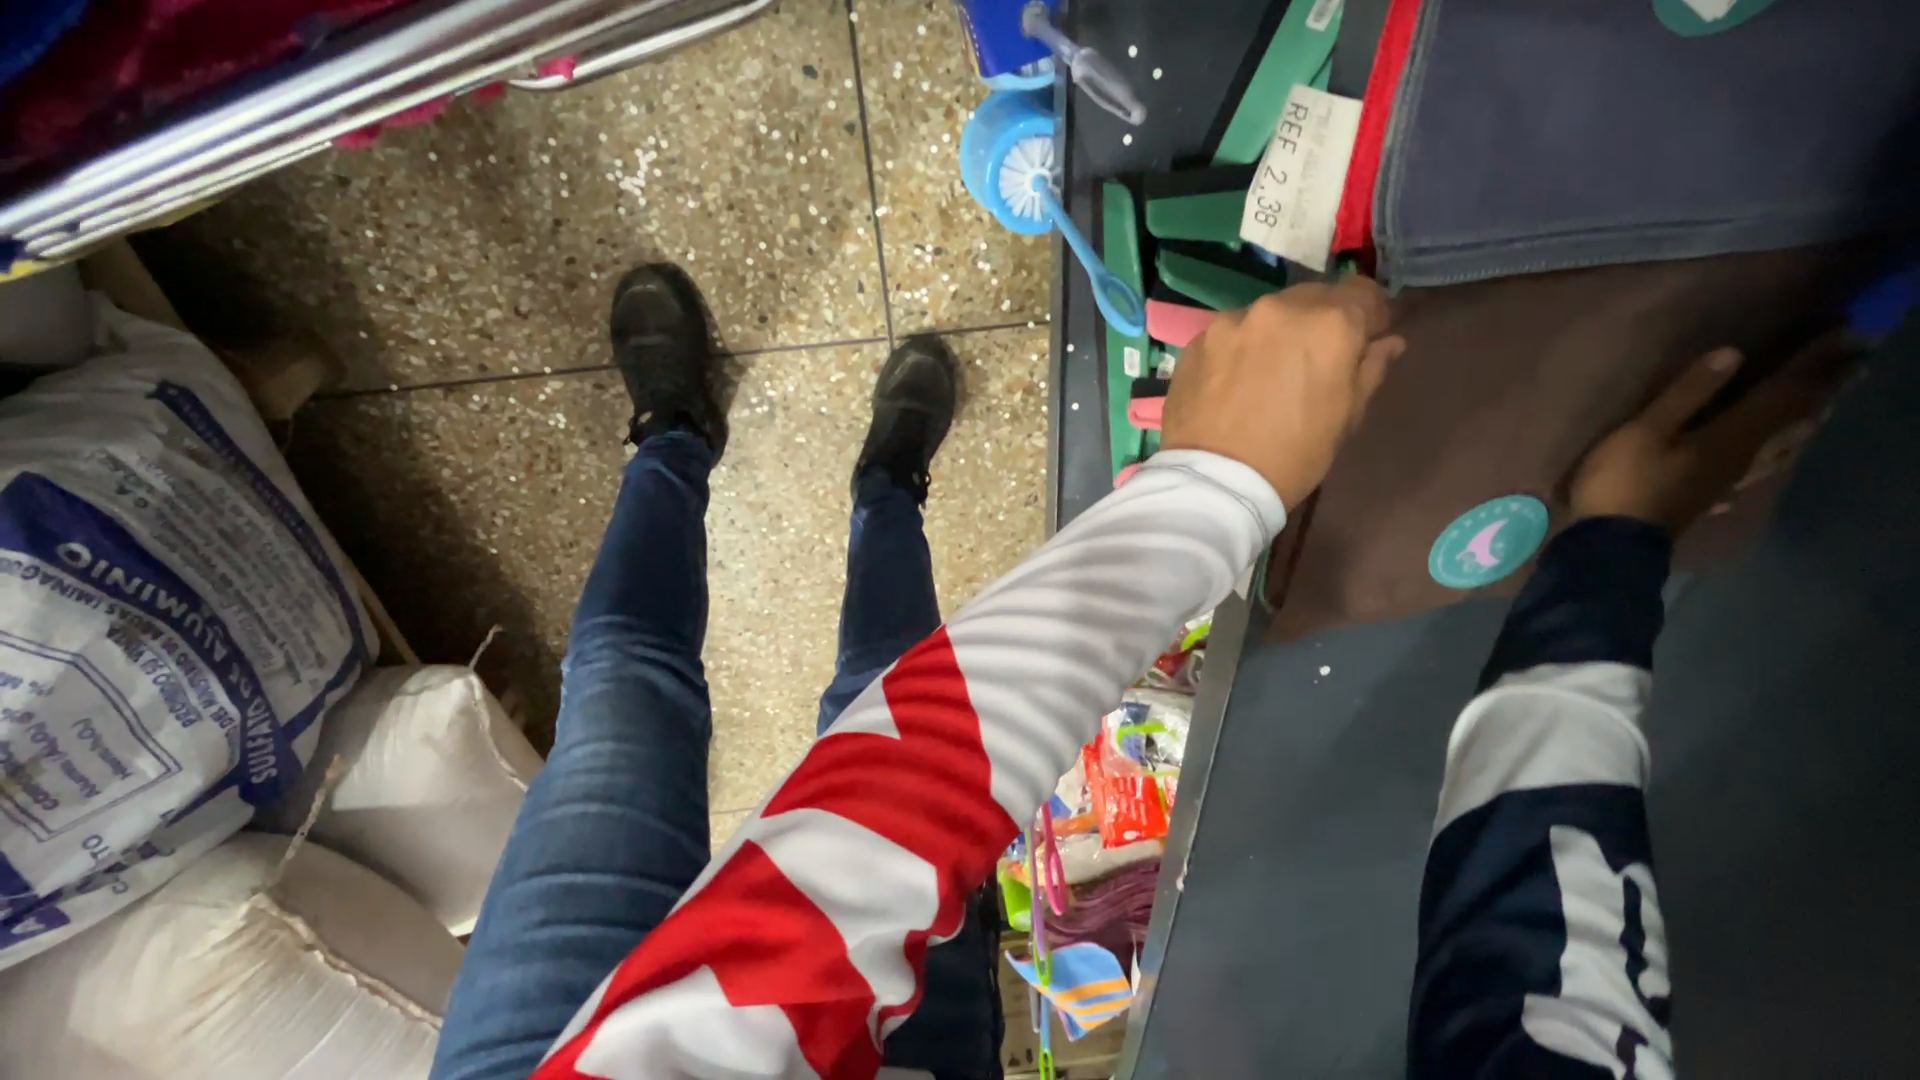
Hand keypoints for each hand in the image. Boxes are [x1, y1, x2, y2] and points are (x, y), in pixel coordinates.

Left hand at [1160, 277, 1406, 507]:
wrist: (1214, 481)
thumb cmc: (1293, 455)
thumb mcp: (1346, 417)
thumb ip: (1370, 369)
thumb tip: (1388, 342)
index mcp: (1329, 323)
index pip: (1362, 292)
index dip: (1368, 315)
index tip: (1364, 339)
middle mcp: (1279, 308)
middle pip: (1312, 298)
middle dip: (1319, 321)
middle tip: (1314, 359)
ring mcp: (1231, 321)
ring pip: (1267, 314)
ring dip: (1275, 333)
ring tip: (1269, 372)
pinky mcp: (1196, 340)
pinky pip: (1230, 333)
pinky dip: (1239, 348)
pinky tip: (1234, 381)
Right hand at [1570, 334, 1857, 534]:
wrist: (1609, 542)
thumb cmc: (1624, 481)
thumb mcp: (1644, 432)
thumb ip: (1685, 396)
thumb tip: (1732, 353)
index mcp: (1729, 436)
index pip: (1781, 393)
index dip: (1812, 364)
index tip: (1845, 337)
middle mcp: (1739, 456)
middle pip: (1787, 419)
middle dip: (1816, 391)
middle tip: (1847, 365)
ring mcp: (1723, 480)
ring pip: (1773, 443)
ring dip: (1795, 421)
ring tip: (1812, 406)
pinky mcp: (1704, 495)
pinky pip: (1750, 463)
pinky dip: (1765, 451)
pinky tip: (1759, 455)